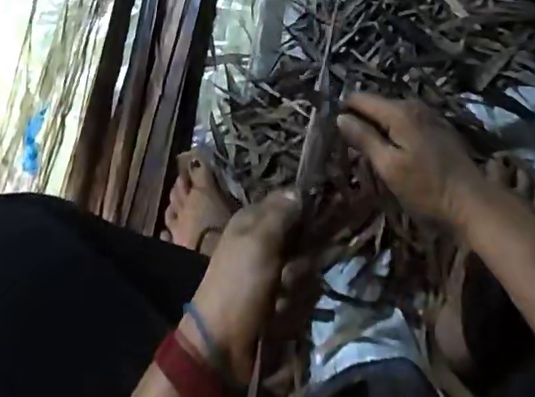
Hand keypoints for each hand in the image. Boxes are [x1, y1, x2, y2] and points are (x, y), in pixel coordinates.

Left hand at [184, 188, 301, 384]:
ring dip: (296, 289)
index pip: (290, 201)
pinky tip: (276, 317)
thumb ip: (281, 212)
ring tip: (277, 301)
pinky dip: (291, 309)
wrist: (221, 345)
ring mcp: (273, 274)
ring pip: (306, 271)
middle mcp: (265, 242)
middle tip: (286, 275)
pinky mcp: (280, 302)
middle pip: (304, 240)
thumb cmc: (238, 285)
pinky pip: (302, 298)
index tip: (313, 225)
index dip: (303, 211)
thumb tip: (300, 189)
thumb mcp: (259, 241)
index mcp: (254, 220)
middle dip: (301, 261)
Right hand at [338, 92, 485, 228]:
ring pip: (393, 114)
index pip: (361, 99)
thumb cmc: (427, 188)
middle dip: (362, 119)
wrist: (474, 202)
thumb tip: (341, 117)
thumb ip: (364, 139)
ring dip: (380, 127)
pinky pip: (408, 122)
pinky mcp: (439, 128)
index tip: (332, 127)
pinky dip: (396, 131)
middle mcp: (414, 105)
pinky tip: (396, 151)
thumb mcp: (389, 167)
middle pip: (377, 105)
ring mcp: (429, 115)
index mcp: (399, 111)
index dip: (344, 109)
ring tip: (370, 150)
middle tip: (350, 145)